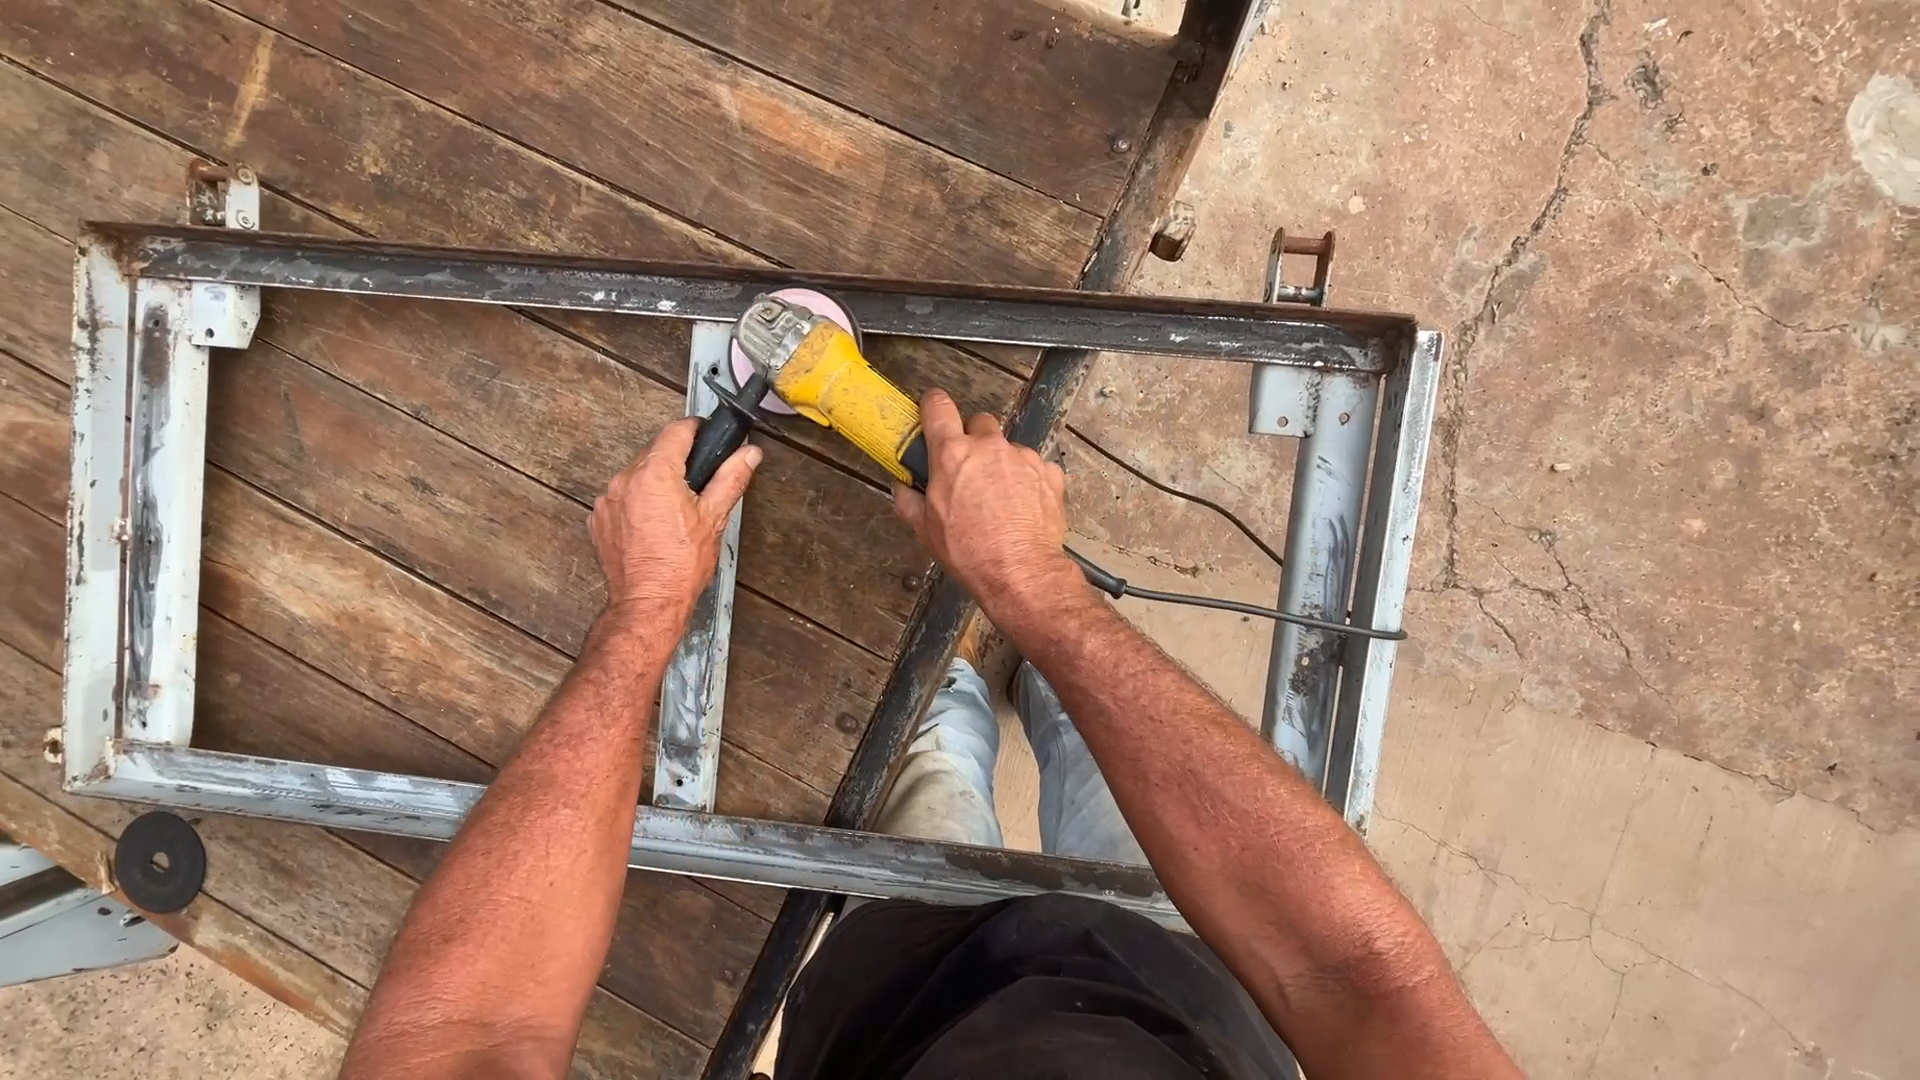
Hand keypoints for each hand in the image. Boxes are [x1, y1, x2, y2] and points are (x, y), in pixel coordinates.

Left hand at [590, 418, 760, 621]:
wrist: (649, 602)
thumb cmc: (679, 566)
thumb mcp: (715, 517)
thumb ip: (731, 477)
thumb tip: (748, 454)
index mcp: (655, 473)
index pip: (676, 431)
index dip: (696, 429)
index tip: (707, 434)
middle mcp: (625, 480)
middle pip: (655, 453)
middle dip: (678, 462)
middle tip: (699, 484)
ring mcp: (608, 500)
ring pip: (637, 475)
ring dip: (657, 483)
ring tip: (677, 511)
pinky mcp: (599, 519)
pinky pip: (622, 497)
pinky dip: (638, 503)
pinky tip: (655, 525)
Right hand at [893, 390, 1079, 609]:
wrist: (1020, 571)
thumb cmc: (971, 552)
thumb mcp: (925, 530)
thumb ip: (909, 502)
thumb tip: (902, 490)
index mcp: (952, 455)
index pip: (938, 408)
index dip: (933, 405)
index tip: (933, 407)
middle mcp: (989, 448)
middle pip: (979, 423)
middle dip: (973, 440)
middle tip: (969, 469)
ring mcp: (1022, 458)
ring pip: (1009, 447)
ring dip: (1002, 463)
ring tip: (999, 498)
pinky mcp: (1049, 473)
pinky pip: (1035, 466)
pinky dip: (1029, 480)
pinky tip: (1022, 506)